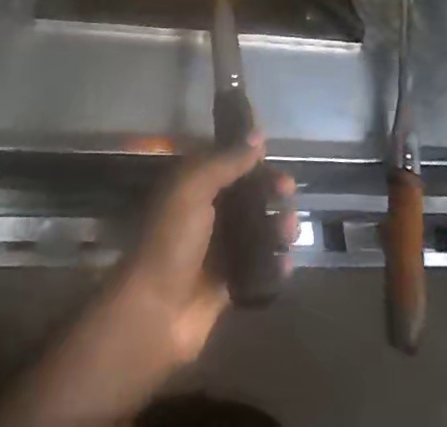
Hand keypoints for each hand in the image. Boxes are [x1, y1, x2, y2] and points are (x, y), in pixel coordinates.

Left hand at [116, 139, 297, 365]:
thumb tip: (258, 135)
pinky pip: (259, 268)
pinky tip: (285, 262)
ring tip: (290, 230)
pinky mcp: (229, 284)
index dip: (249, 159)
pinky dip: (275, 264)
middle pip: (246, 196)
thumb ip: (226, 162)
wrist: (156, 310)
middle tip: (288, 192)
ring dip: (277, 227)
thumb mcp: (194, 189)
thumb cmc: (172, 239)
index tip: (272, 156)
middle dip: (270, 191)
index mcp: (191, 189)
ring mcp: (217, 251)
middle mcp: (205, 215)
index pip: (225, 164)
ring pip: (257, 231)